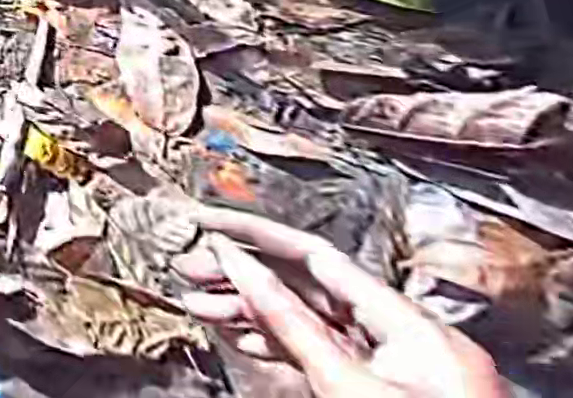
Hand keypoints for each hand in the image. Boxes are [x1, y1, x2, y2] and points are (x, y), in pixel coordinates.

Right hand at [175, 205, 503, 397]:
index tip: (200, 221)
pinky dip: (269, 336)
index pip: (315, 255)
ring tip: (197, 305)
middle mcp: (408, 338)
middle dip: (238, 275)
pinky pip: (315, 346)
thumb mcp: (344, 382)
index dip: (252, 232)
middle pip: (304, 285)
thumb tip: (231, 256)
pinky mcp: (380, 389)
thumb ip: (286, 318)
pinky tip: (232, 332)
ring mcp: (396, 367)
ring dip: (243, 307)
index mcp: (415, 328)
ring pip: (303, 316)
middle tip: (187, 268)